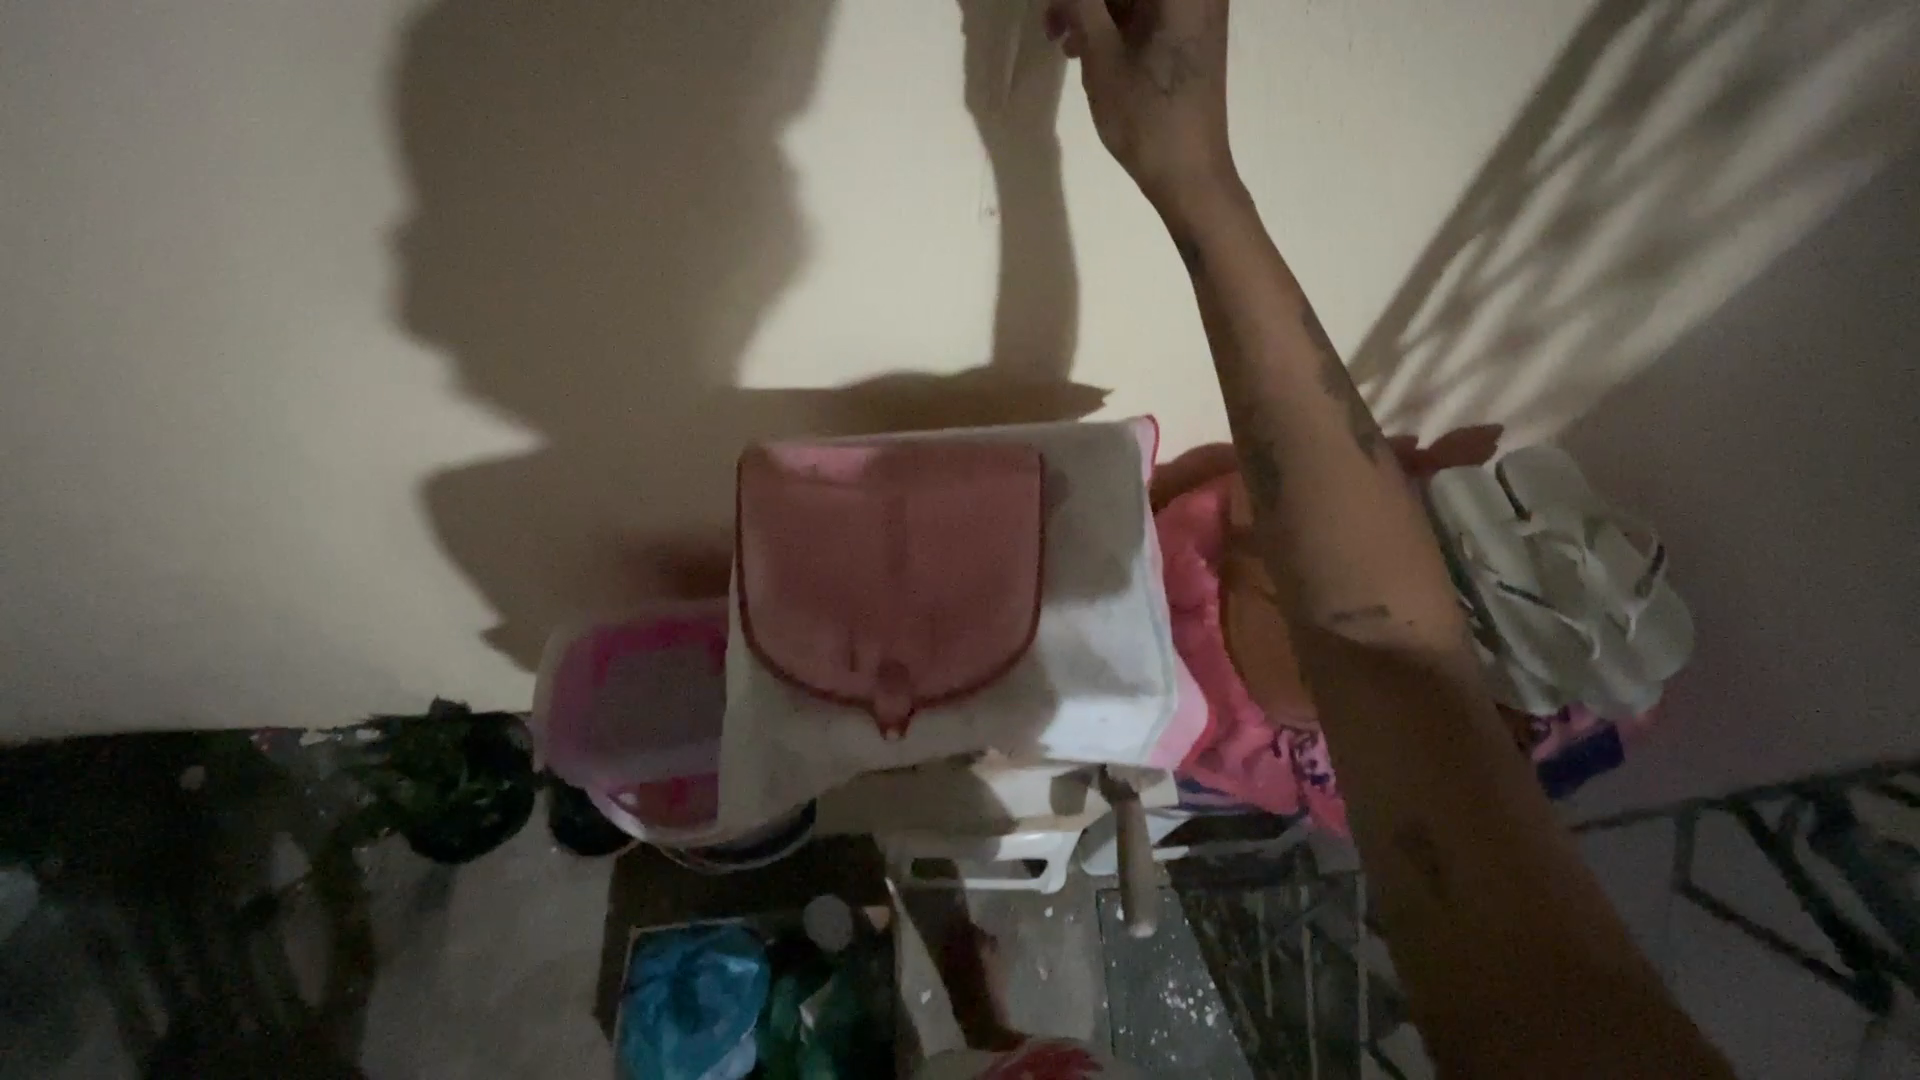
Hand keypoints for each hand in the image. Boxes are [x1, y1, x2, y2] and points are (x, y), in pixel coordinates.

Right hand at [1046, 0, 1236, 212]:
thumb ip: (1082, 5)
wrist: (1190, 173)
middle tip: (1052, 25)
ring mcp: (1199, 11)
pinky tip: (1090, 50)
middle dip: (1088, 1)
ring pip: (1136, 1)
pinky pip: (1149, 15)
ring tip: (1065, 44)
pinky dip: (1118, 25)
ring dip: (1097, 12)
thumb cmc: (1146, 118)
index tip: (1055, 10)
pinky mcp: (1192, 35)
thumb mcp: (1103, 59)